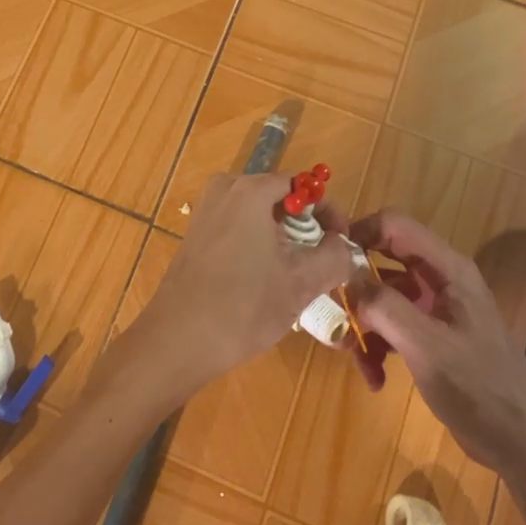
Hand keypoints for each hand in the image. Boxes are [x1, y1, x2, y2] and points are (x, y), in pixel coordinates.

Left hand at [137, 172, 354, 390]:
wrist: (179, 339)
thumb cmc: (244, 306)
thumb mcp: (301, 283)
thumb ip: (333, 257)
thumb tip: (346, 248)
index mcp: (251, 191)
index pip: (303, 185)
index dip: (327, 212)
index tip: (341, 243)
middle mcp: (224, 189)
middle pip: (278, 197)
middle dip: (305, 226)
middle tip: (322, 261)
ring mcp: (205, 211)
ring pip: (257, 215)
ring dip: (281, 238)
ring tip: (296, 275)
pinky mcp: (194, 234)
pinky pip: (236, 227)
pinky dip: (256, 244)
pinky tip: (264, 280)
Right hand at [348, 211, 525, 471]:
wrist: (520, 444)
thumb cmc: (478, 387)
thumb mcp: (425, 345)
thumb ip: (383, 304)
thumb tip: (345, 276)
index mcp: (447, 269)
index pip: (394, 225)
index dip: (359, 233)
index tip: (328, 260)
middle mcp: (441, 280)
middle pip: (383, 261)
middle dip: (355, 288)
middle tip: (331, 314)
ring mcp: (436, 309)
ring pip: (383, 297)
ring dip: (363, 324)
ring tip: (354, 359)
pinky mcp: (432, 337)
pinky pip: (392, 327)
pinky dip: (377, 347)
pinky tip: (374, 377)